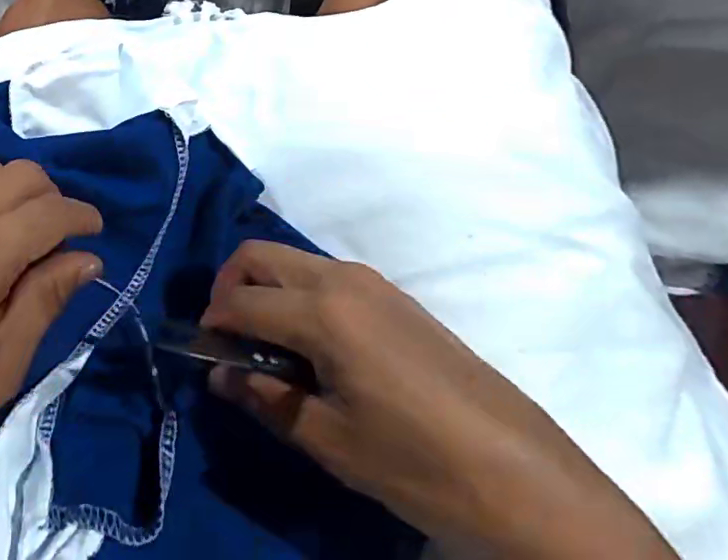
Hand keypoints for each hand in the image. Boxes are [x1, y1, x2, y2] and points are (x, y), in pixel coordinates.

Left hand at [0, 161, 103, 559]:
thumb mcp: (0, 365)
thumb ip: (46, 298)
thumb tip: (88, 258)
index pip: (47, 210)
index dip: (82, 215)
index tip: (99, 234)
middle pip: (17, 174)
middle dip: (52, 197)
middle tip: (64, 241)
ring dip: (17, 193)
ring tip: (29, 239)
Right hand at [201, 242, 675, 559]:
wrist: (523, 473)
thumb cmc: (419, 462)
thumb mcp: (332, 441)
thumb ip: (266, 399)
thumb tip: (220, 373)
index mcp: (323, 311)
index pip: (241, 300)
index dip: (212, 324)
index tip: (205, 355)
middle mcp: (342, 278)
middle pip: (260, 255)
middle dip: (230, 287)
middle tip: (229, 342)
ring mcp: (373, 281)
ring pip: (293, 261)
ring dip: (267, 290)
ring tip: (270, 351)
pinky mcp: (394, 295)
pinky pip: (325, 276)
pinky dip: (300, 295)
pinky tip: (315, 349)